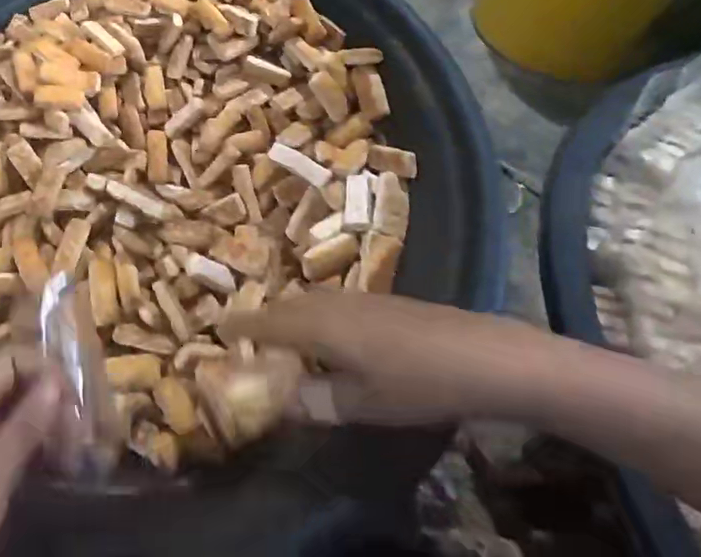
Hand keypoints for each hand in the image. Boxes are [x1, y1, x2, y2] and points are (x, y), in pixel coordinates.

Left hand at [0, 348, 68, 556]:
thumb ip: (22, 425)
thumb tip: (54, 378)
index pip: (7, 362)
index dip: (41, 370)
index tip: (74, 397)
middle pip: (12, 390)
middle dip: (48, 402)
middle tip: (81, 432)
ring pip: (14, 423)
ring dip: (46, 429)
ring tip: (75, 453)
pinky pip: (10, 452)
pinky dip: (35, 454)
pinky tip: (57, 470)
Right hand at [221, 293, 563, 427]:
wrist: (482, 354)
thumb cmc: (416, 382)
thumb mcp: (363, 403)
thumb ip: (317, 400)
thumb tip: (281, 401)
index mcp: (318, 324)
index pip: (268, 322)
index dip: (243, 326)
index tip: (219, 327)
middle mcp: (330, 302)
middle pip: (286, 306)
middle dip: (264, 320)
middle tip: (248, 337)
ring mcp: (358, 297)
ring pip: (309, 302)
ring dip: (290, 316)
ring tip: (284, 338)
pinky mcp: (381, 301)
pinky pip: (330, 303)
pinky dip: (315, 315)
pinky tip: (331, 336)